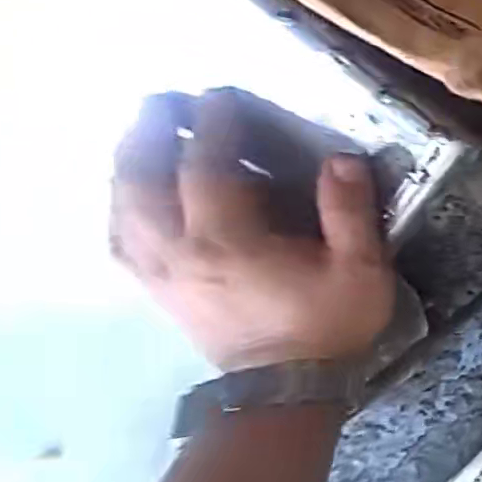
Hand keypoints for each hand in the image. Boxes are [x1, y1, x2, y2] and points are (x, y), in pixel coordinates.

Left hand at [110, 89, 392, 370]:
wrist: (286, 387)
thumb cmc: (329, 321)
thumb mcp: (360, 265)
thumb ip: (350, 210)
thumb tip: (342, 158)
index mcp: (228, 242)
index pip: (208, 170)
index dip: (213, 127)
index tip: (220, 93)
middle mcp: (178, 252)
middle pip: (142, 182)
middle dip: (149, 134)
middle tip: (164, 100)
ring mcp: (159, 272)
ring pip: (121, 208)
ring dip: (127, 163)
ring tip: (144, 133)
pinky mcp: (156, 288)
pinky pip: (121, 235)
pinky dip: (121, 203)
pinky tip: (133, 192)